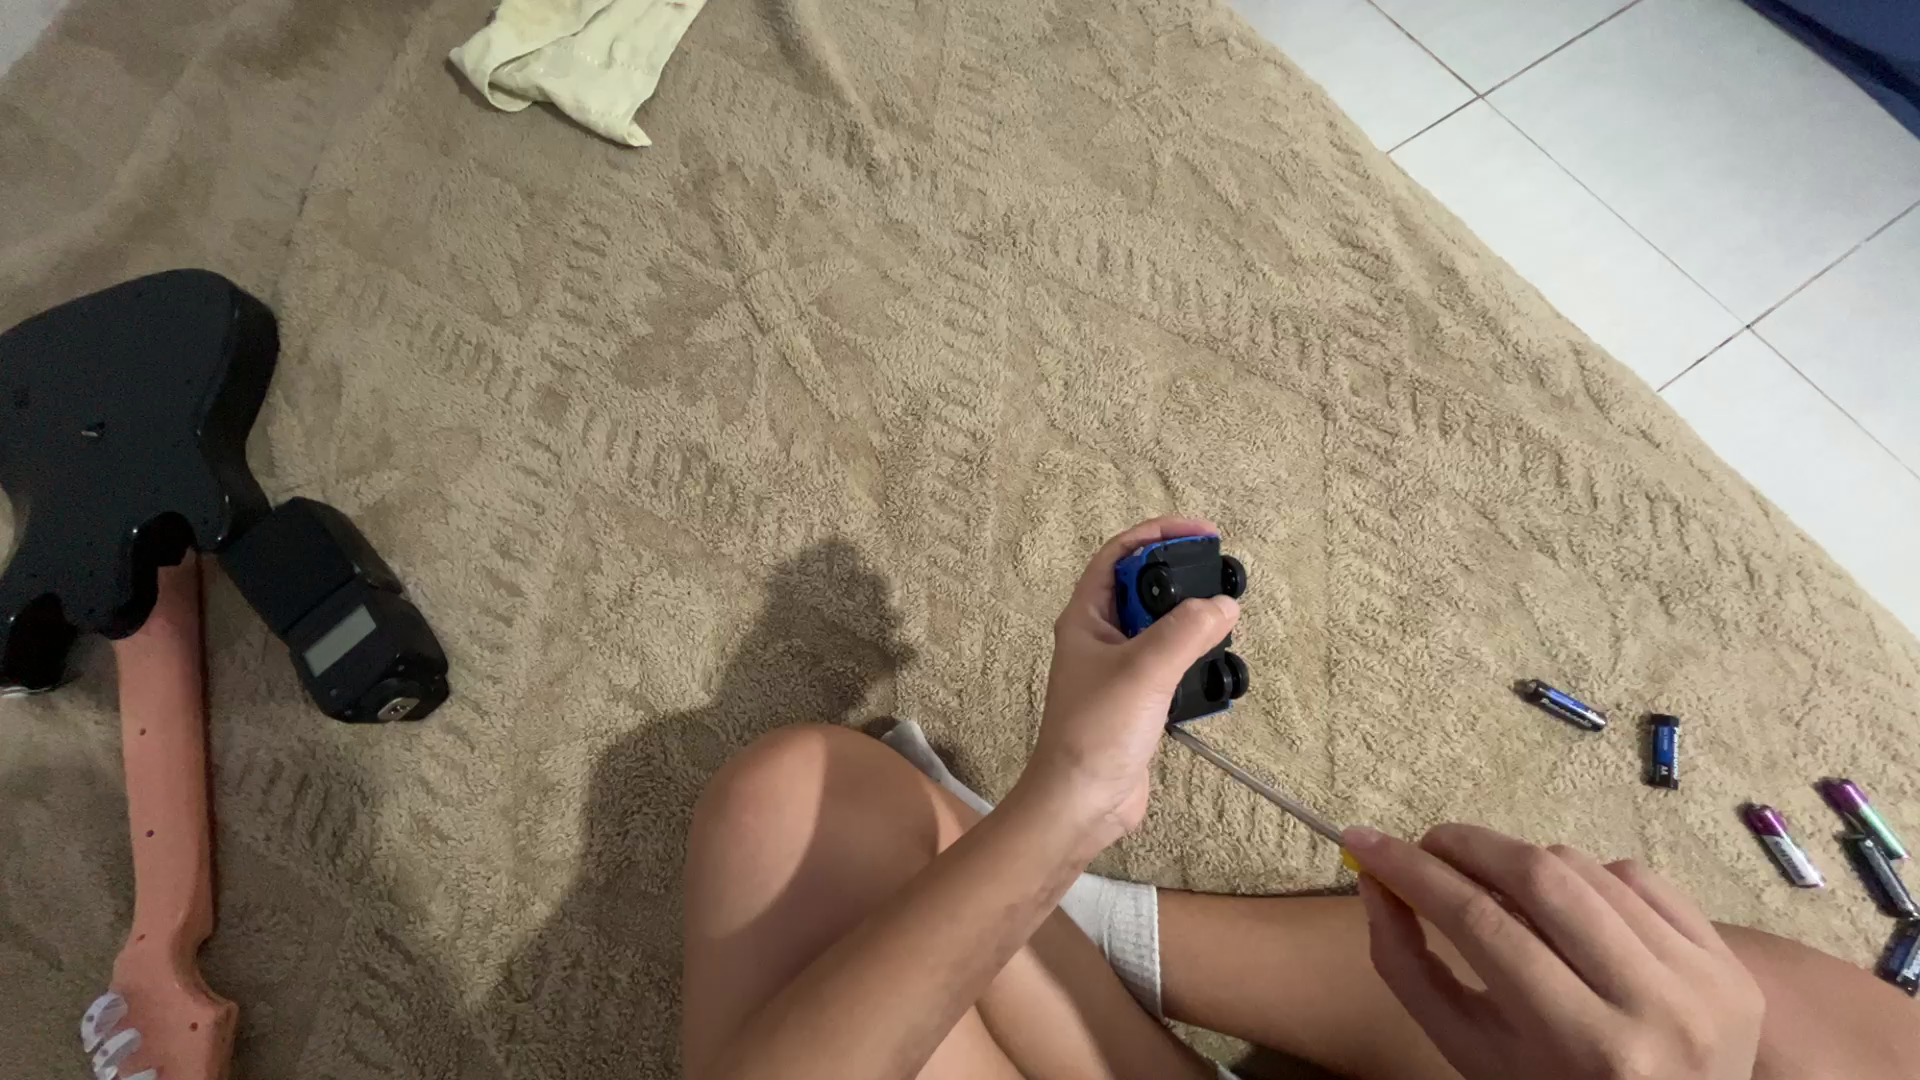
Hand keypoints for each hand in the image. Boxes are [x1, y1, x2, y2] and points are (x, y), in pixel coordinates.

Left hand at [1015, 517, 1239, 854]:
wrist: (1082, 802)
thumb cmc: (1096, 731)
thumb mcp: (1143, 671)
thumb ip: (1185, 633)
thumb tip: (1224, 604)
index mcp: (1085, 617)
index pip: (1118, 556)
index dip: (1155, 534)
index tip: (1200, 532)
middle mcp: (1099, 636)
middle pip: (1143, 589)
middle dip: (1180, 578)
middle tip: (1221, 579)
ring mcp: (1118, 669)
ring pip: (1160, 628)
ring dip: (1191, 621)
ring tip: (1225, 623)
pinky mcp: (1138, 699)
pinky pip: (1170, 664)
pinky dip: (1194, 659)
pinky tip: (1217, 669)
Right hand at [1345, 824, 1763, 1079]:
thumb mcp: (1461, 1042)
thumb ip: (1404, 958)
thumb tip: (1374, 875)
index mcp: (1581, 1044)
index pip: (1477, 920)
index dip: (1408, 867)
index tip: (1359, 839)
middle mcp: (1655, 1008)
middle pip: (1538, 874)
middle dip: (1463, 842)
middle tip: (1427, 846)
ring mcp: (1705, 982)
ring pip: (1580, 865)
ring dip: (1518, 862)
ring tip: (1499, 892)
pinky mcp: (1731, 963)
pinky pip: (1635, 874)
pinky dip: (1584, 876)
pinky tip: (1570, 914)